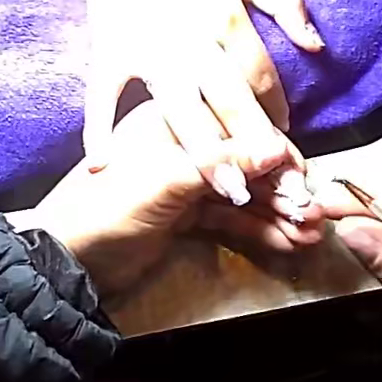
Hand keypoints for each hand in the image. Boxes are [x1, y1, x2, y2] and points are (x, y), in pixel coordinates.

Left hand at [27, 101, 324, 299]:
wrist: (65, 261)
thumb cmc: (105, 209)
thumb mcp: (161, 183)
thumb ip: (217, 163)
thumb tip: (278, 149)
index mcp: (169, 120)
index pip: (234, 129)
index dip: (274, 156)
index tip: (307, 184)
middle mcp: (182, 144)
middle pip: (243, 161)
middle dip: (282, 188)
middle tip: (316, 217)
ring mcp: (184, 180)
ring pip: (241, 192)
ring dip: (276, 212)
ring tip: (310, 236)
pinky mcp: (185, 213)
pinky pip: (230, 217)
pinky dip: (257, 229)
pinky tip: (287, 243)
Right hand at [80, 0, 322, 205]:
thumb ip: (287, 4)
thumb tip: (316, 48)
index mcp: (226, 19)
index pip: (261, 78)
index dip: (279, 114)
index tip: (286, 145)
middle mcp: (191, 43)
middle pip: (230, 102)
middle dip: (254, 147)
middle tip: (275, 189)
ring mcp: (147, 53)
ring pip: (180, 110)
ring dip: (202, 153)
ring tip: (222, 190)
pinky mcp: (110, 55)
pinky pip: (102, 98)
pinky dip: (98, 131)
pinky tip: (102, 166)